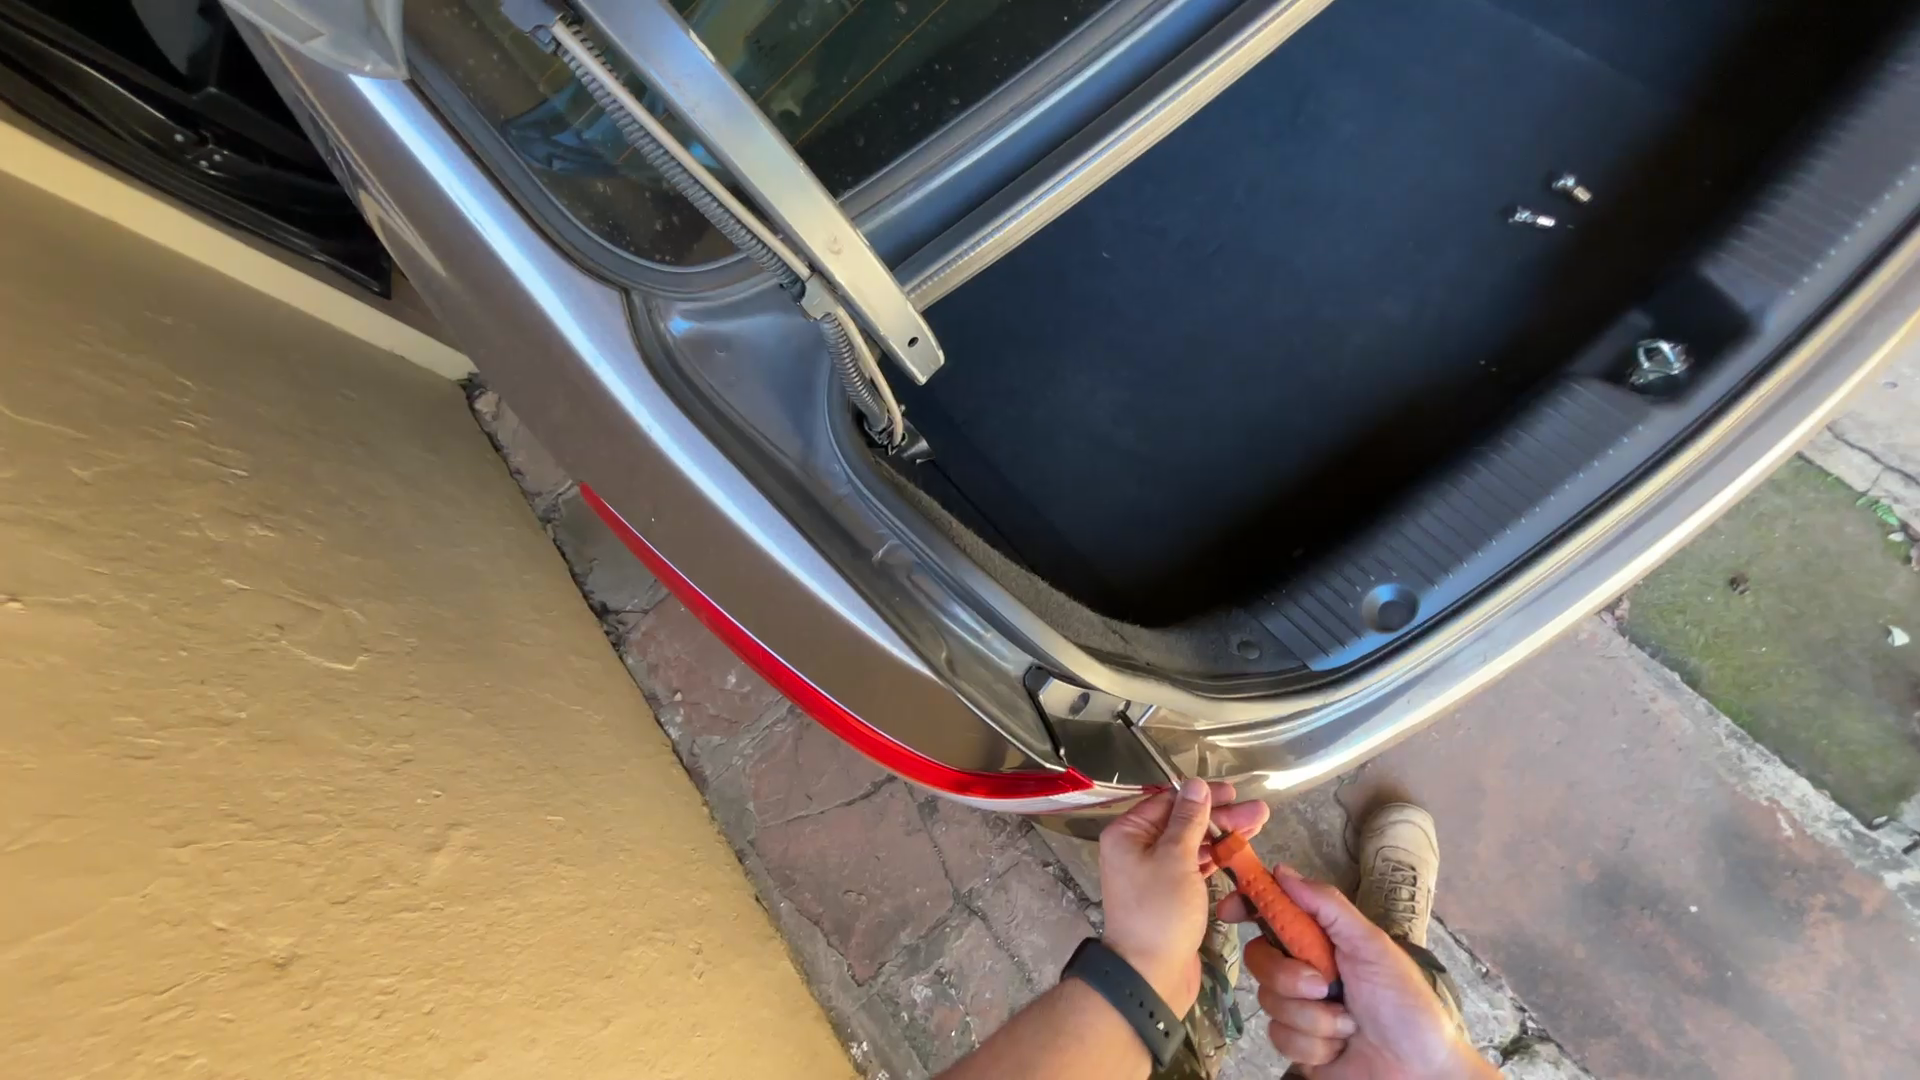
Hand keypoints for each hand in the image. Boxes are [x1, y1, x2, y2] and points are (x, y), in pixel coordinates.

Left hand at [1096, 779, 1269, 1016]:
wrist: (1150, 976)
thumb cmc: (1160, 912)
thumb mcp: (1176, 858)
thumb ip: (1189, 820)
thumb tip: (1195, 784)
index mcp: (1127, 832)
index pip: (1167, 801)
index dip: (1201, 795)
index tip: (1234, 793)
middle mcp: (1137, 847)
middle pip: (1183, 821)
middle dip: (1221, 816)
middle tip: (1259, 812)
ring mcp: (1154, 870)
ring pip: (1192, 843)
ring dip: (1223, 835)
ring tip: (1258, 825)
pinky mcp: (1171, 892)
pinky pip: (1193, 866)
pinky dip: (1215, 858)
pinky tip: (1239, 852)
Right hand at [1223, 869, 1492, 1078]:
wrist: (1422, 1070)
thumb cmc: (1404, 1002)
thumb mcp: (1371, 944)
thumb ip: (1327, 905)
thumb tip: (1280, 870)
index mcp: (1315, 939)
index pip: (1267, 912)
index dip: (1244, 904)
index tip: (1230, 910)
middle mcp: (1300, 969)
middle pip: (1258, 958)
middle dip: (1288, 976)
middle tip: (1323, 985)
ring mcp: (1297, 1007)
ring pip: (1268, 1001)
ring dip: (1311, 1016)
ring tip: (1347, 1024)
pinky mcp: (1297, 1045)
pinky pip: (1280, 1037)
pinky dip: (1314, 1044)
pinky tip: (1340, 1048)